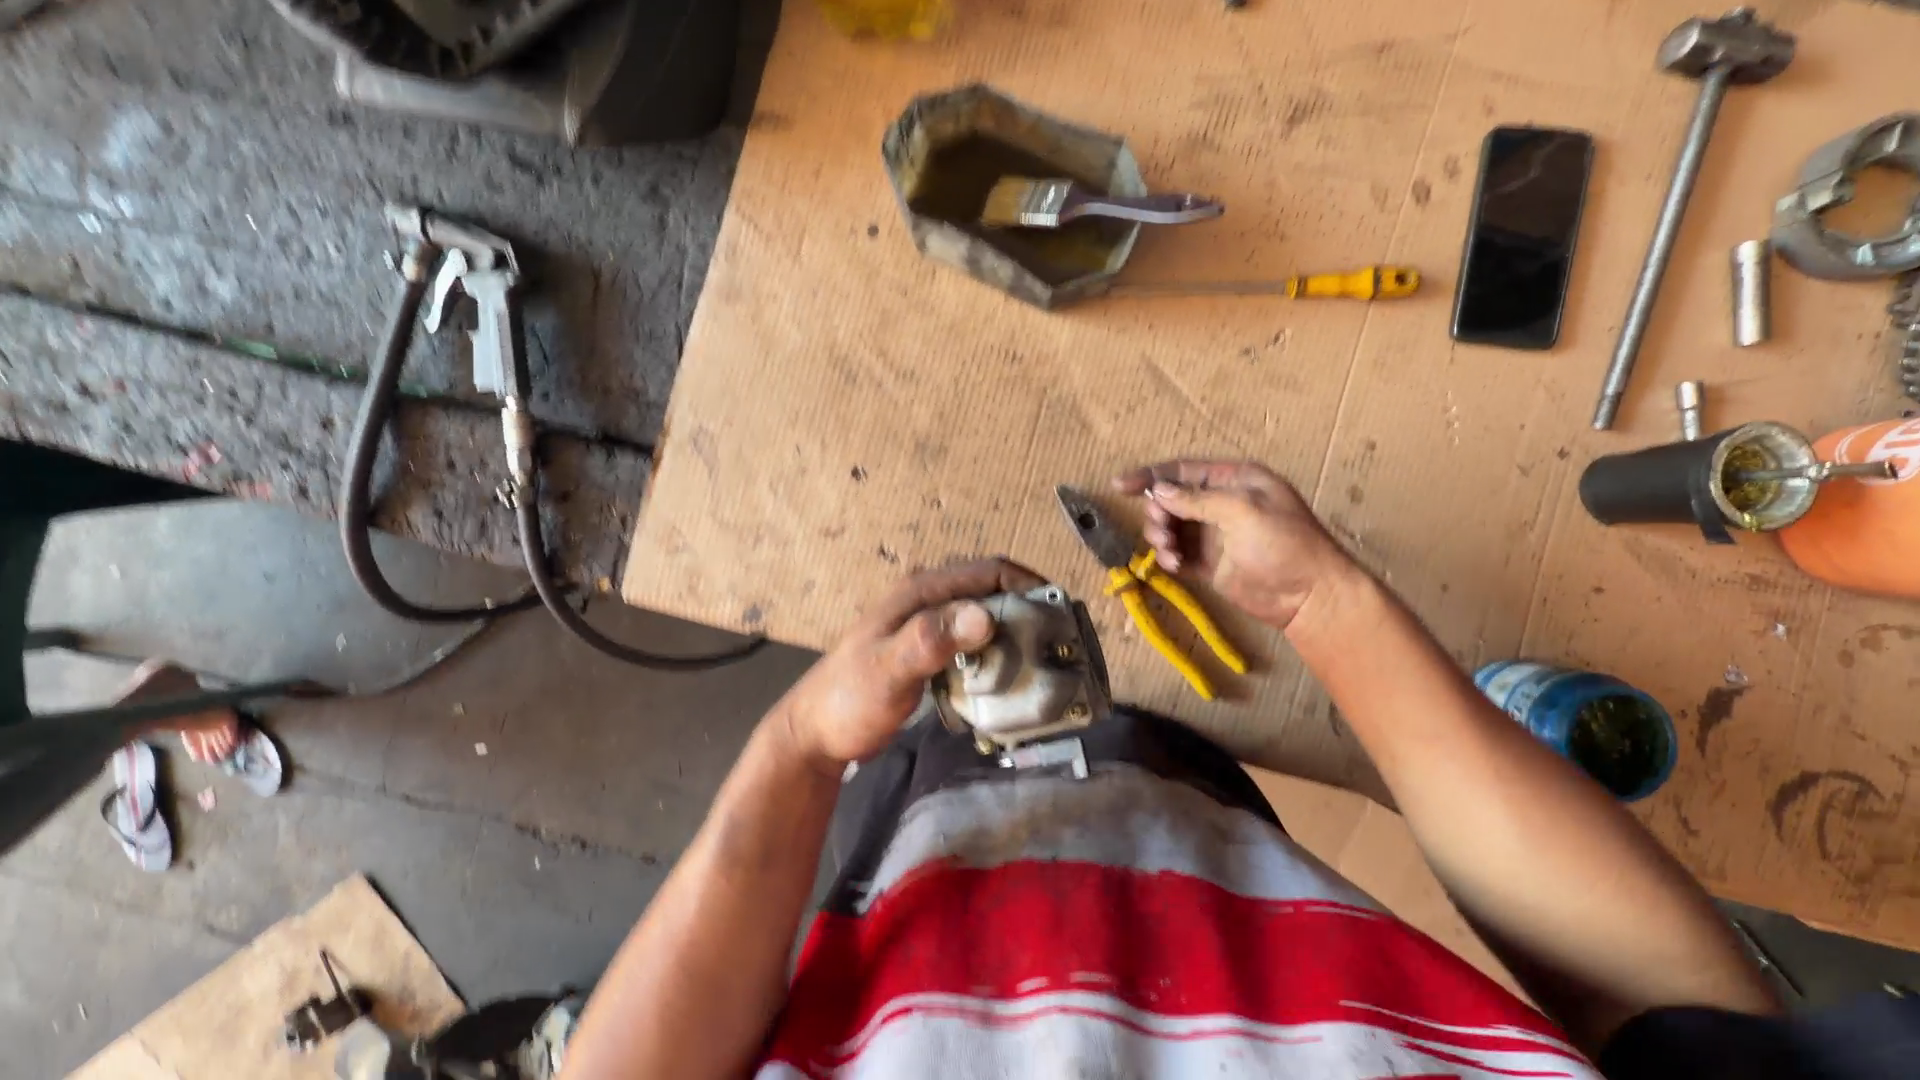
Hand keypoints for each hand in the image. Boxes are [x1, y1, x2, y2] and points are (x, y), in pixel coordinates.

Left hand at [779, 557, 1045, 774]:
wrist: (815, 735)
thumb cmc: (847, 700)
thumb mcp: (888, 669)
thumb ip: (930, 641)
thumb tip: (984, 616)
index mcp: (920, 593)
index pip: (988, 571)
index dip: (1029, 585)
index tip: (1061, 614)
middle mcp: (928, 603)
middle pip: (992, 595)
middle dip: (1029, 613)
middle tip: (1060, 646)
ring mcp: (929, 630)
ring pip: (985, 622)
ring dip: (1016, 638)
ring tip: (1044, 664)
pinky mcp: (931, 657)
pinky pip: (975, 648)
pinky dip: (997, 659)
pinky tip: (1010, 683)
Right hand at [1112, 460, 1358, 631]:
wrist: (1308, 595)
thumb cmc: (1284, 542)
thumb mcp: (1242, 509)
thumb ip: (1197, 499)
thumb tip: (1158, 491)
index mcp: (1234, 480)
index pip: (1183, 470)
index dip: (1150, 475)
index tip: (1119, 486)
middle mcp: (1222, 503)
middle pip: (1172, 500)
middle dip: (1158, 513)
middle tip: (1161, 530)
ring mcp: (1215, 535)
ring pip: (1171, 528)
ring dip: (1162, 537)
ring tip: (1169, 551)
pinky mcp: (1210, 564)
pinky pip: (1178, 553)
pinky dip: (1169, 557)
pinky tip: (1174, 565)